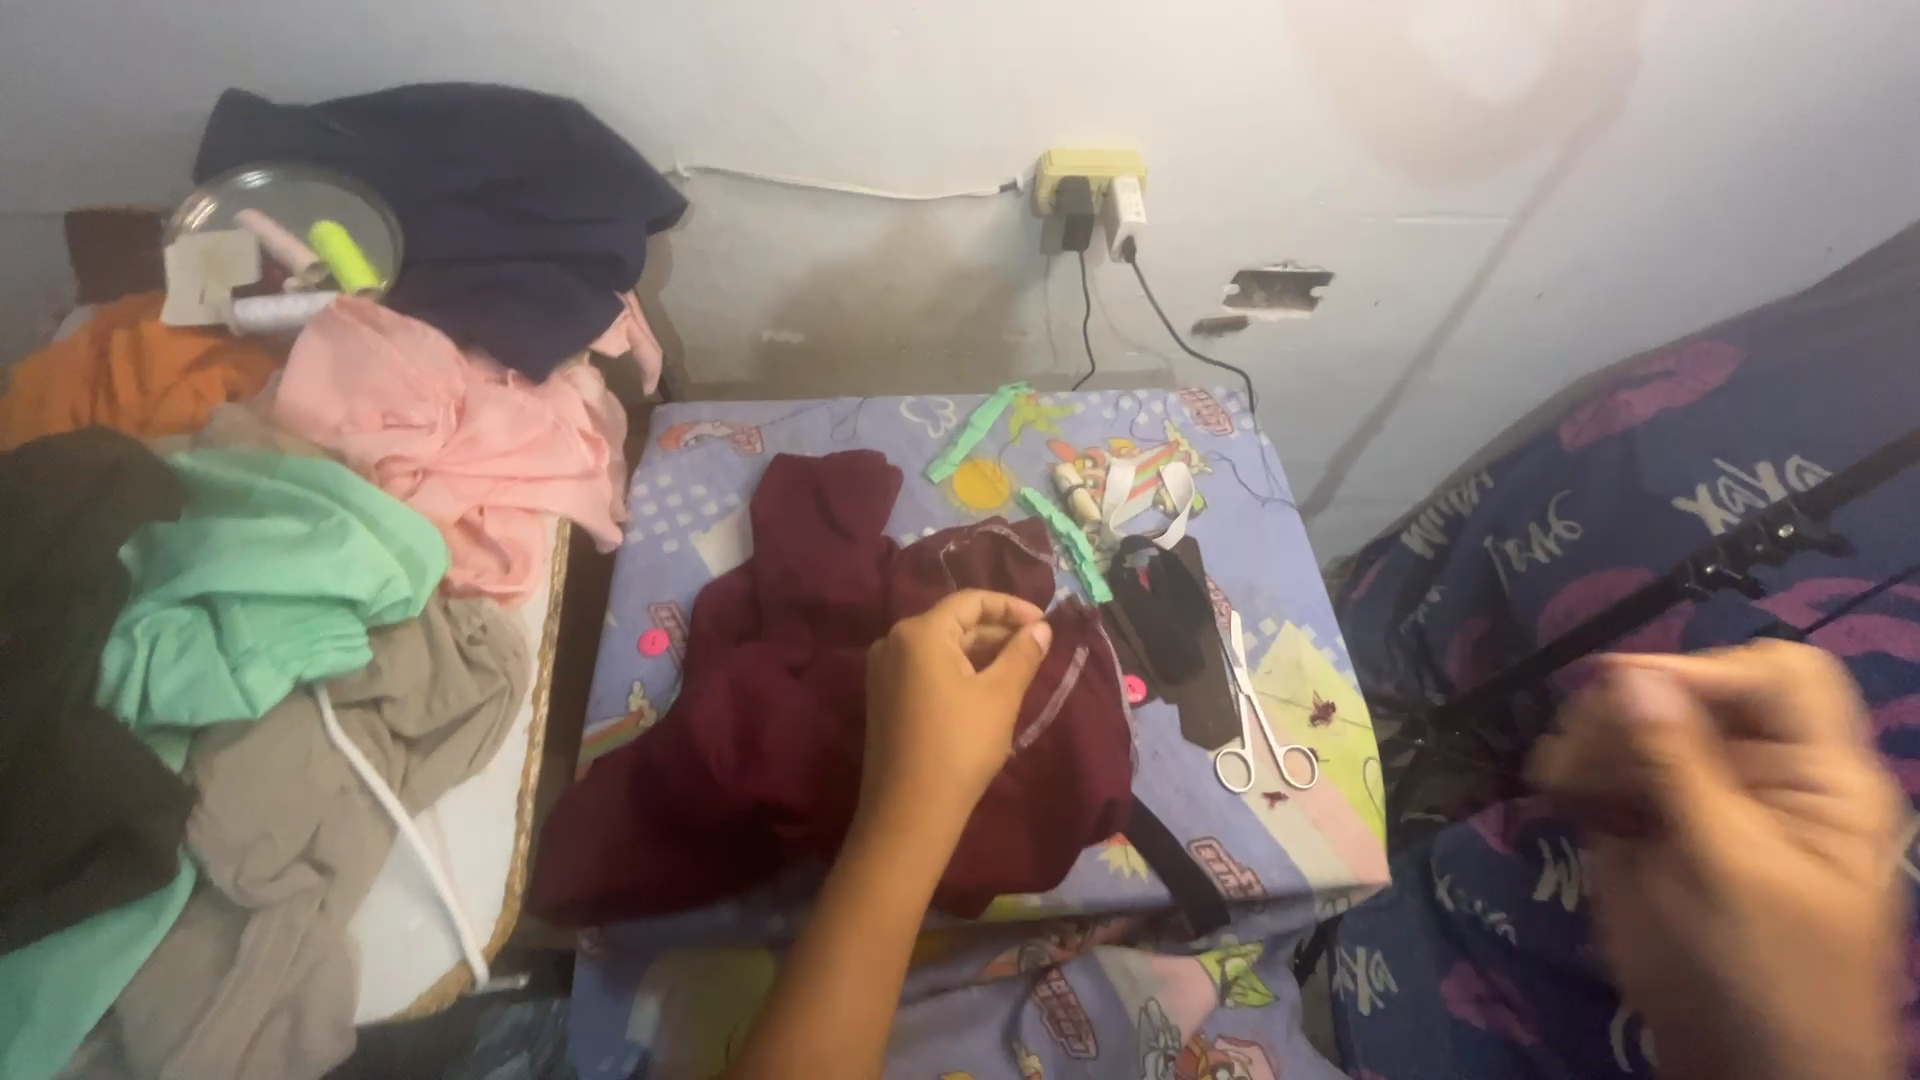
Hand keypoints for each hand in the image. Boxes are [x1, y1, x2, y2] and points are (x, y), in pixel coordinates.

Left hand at [861, 589, 1052, 838]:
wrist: (910, 812)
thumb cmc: (960, 746)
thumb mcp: (1000, 696)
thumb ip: (1023, 654)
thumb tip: (1041, 628)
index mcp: (919, 632)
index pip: (970, 601)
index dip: (1011, 606)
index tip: (1045, 621)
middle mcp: (894, 641)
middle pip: (953, 622)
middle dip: (997, 630)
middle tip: (1037, 646)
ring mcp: (884, 670)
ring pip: (940, 646)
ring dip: (980, 650)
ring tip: (1019, 665)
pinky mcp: (884, 695)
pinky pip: (926, 667)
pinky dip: (958, 668)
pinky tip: (986, 685)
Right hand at [1530, 642, 1907, 1079]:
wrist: (1730, 1054)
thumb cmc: (1756, 969)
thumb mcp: (1724, 864)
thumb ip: (1678, 764)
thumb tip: (1629, 672)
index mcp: (1812, 778)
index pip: (1771, 676)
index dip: (1702, 675)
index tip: (1626, 704)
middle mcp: (1752, 769)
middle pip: (1678, 690)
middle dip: (1621, 717)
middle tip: (1584, 763)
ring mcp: (1691, 789)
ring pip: (1623, 720)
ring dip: (1583, 744)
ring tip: (1566, 789)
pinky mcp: (1639, 810)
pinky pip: (1594, 759)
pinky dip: (1568, 769)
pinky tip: (1560, 798)